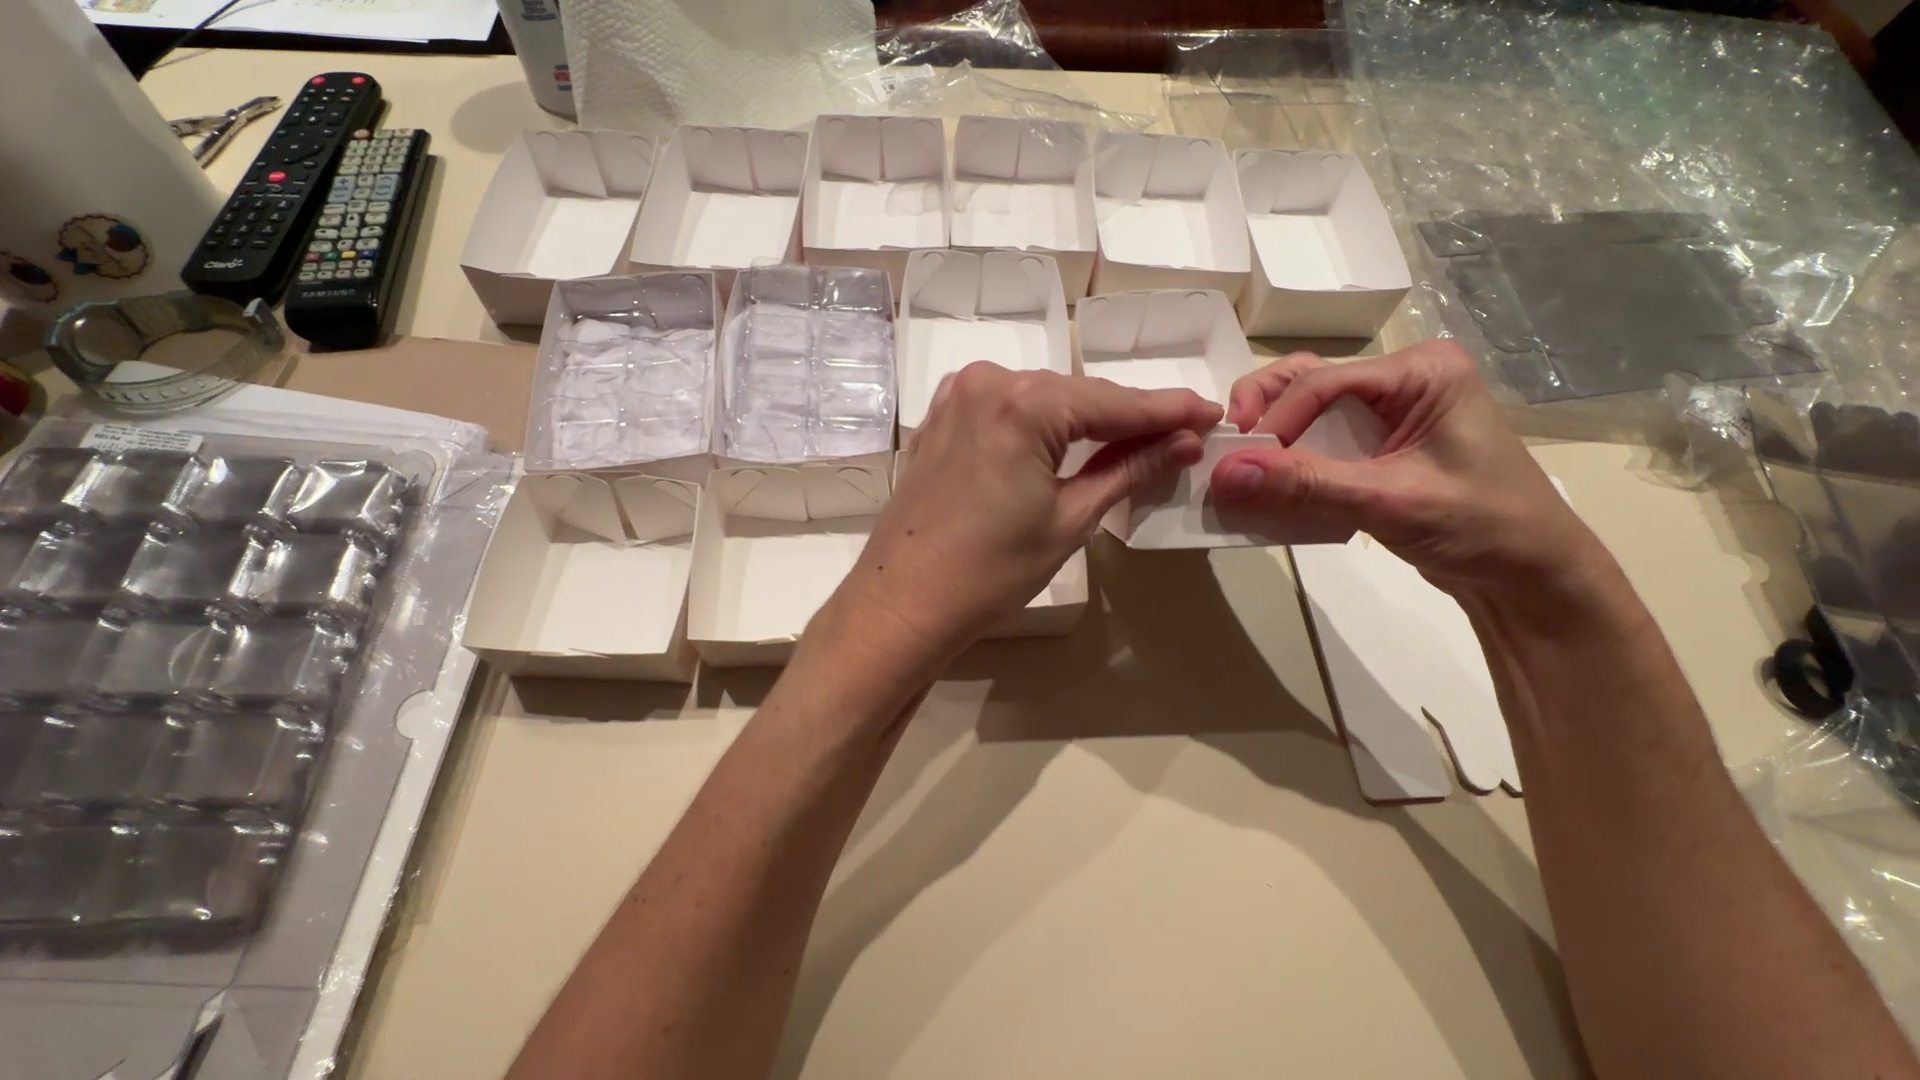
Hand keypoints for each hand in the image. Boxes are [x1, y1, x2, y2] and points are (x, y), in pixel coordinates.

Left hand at [813, 363, 1220, 682]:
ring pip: (1043, 399)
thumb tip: (1184, 442)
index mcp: (1024, 403)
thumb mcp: (1071, 519)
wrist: (904, 603)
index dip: (1169, 410)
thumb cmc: (991, 571)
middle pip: (1079, 395)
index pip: (1115, 402)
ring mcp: (957, 396)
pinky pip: (1008, 409)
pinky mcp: (940, 418)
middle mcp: (988, 381)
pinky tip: (1071, 439)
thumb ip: (1129, 469)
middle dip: (1130, 415)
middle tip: (1182, 434)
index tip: (1212, 414)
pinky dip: (1043, 423)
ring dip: (1087, 418)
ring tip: (1138, 440)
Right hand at [1210, 340, 1604, 601]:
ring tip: (1241, 469)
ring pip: (1310, 410)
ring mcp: (1393, 413)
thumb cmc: (1480, 526)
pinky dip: (1291, 462)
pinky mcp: (1382, 448)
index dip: (1275, 417)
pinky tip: (1268, 486)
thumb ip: (1306, 485)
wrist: (1531, 577)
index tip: (1240, 462)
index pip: (1324, 379)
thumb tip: (1224, 475)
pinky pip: (1322, 442)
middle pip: (1310, 381)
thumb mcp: (1389, 502)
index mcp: (1422, 371)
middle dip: (1265, 414)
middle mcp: (1404, 380)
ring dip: (1273, 438)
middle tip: (1229, 452)